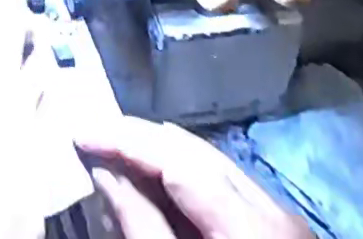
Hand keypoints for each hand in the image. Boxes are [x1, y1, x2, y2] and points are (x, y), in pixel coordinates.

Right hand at [77, 116, 314, 238]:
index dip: (129, 142)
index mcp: (253, 230)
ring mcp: (279, 219)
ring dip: (160, 153)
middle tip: (94, 134)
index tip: (84, 133)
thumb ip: (144, 231)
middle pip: (196, 153)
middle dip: (142, 140)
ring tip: (115, 145)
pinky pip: (220, 185)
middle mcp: (273, 212)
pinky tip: (154, 175)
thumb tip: (108, 174)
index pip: (180, 162)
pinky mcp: (275, 230)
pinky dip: (182, 177)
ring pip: (210, 163)